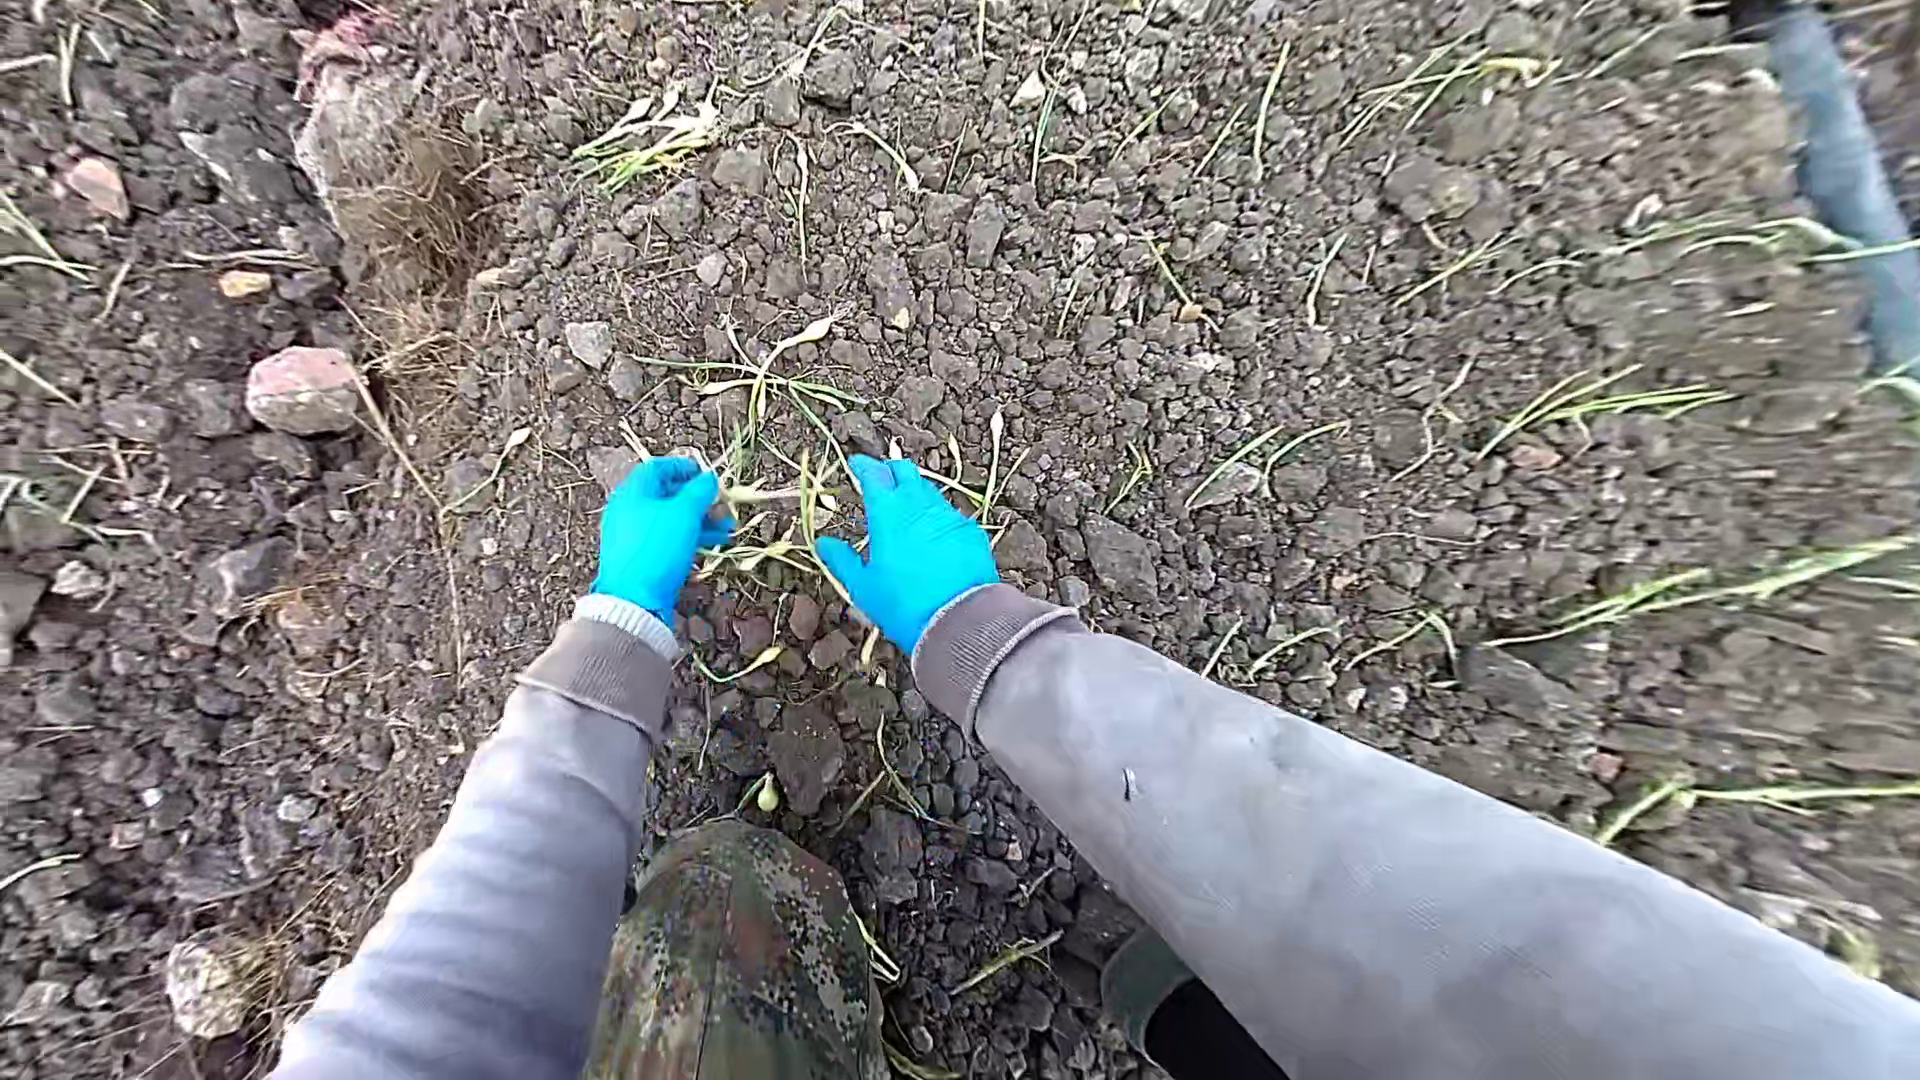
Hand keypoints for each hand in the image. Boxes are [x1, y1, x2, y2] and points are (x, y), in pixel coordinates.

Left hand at [592, 457, 733, 624]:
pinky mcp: (644, 557)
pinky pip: (671, 540)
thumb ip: (698, 491)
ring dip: (702, 521)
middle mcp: (631, 511)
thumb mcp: (683, 513)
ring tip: (727, 530)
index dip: (685, 467)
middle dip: (701, 500)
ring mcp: (636, 536)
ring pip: (674, 519)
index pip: (658, 468)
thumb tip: (709, 478)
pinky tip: (712, 546)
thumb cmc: (657, 549)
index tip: (707, 474)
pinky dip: (692, 538)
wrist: (635, 599)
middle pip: (669, 495)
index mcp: (634, 494)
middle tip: (724, 506)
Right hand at [816, 455, 999, 650]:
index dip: (863, 466)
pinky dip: (936, 514)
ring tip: (905, 504)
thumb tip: (824, 543)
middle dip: (890, 469)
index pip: (874, 474)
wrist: (960, 620)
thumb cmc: (903, 605)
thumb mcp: (864, 586)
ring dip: (914, 491)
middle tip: (881, 476)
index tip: (856, 463)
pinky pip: (949, 513)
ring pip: (929, 491)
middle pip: (905, 472)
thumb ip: (842, 560)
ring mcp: (949, 515)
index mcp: (888, 512)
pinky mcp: (970, 531)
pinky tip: (931, 531)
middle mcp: (920, 505)